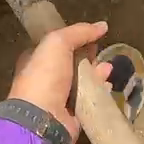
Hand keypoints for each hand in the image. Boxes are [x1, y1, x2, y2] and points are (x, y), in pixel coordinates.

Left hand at [8, 21, 109, 142]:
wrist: (43, 118)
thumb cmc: (45, 76)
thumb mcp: (57, 43)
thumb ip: (79, 32)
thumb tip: (103, 25)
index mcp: (35, 61)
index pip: (56, 47)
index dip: (73, 40)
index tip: (91, 36)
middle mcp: (46, 79)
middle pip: (71, 64)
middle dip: (88, 57)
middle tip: (101, 53)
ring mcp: (59, 98)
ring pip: (82, 82)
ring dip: (96, 74)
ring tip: (108, 68)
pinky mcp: (72, 114)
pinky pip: (89, 100)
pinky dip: (99, 92)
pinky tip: (108, 86)